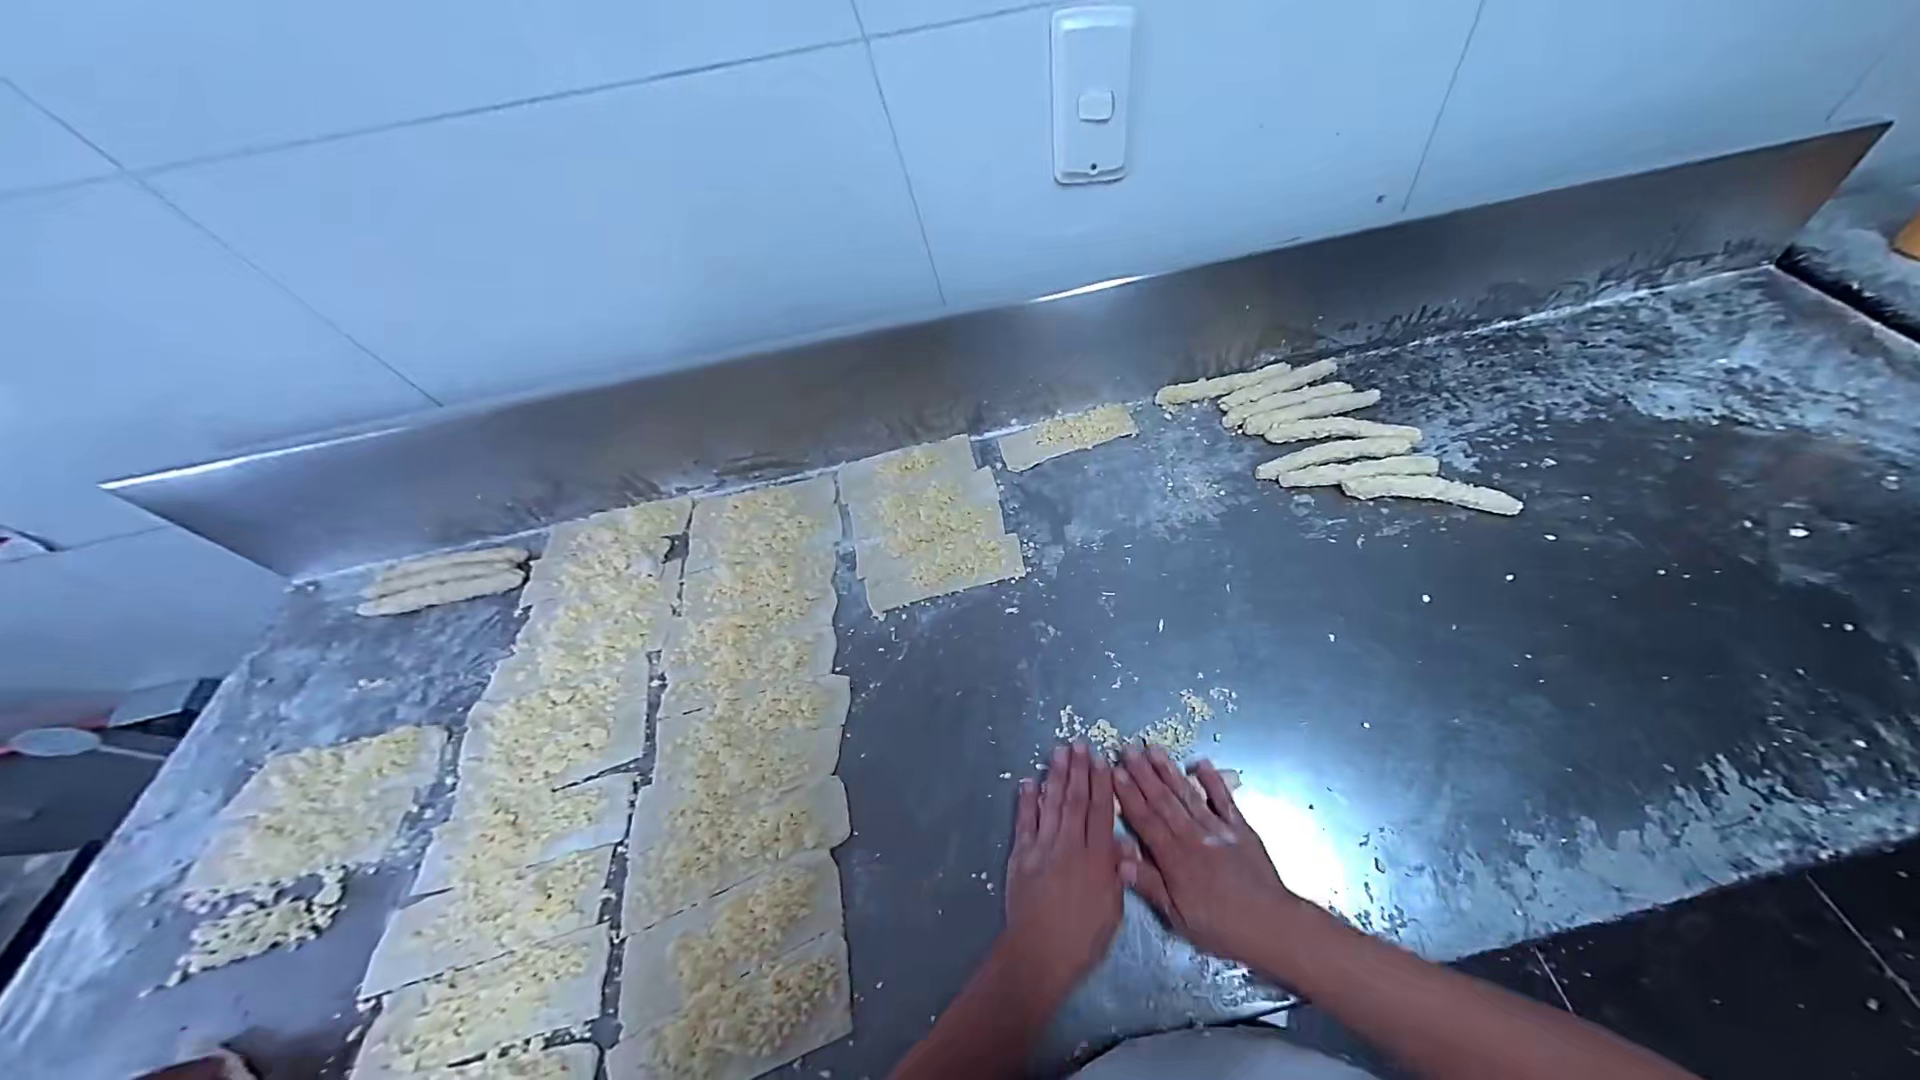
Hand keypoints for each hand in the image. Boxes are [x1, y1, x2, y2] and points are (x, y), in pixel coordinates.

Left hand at [1001, 741, 1123, 1000]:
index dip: (1102, 783)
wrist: (1040, 953)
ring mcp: (1043, 847)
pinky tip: (1030, 781)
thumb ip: (1117, 872)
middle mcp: (1070, 845)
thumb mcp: (1113, 909)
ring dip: (1056, 776)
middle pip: (1076, 800)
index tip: (1102, 760)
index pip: (1101, 812)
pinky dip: (1028, 800)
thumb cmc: (1083, 938)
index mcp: (1097, 859)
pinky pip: (1025, 821)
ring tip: (1059, 751)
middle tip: (1079, 743)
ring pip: (1052, 803)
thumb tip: (1122, 842)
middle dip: (1078, 769)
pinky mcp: (1021, 854)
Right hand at [1114, 744, 1318, 964]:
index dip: (1128, 795)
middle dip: (1142, 774)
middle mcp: (1192, 836)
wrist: (1273, 926)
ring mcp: (1217, 829)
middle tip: (1127, 749)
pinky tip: (1201, 763)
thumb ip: (1149, 884)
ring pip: (1187, 794)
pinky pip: (1224, 800)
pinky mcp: (1240, 828)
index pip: (1145, 820)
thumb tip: (1119, 858)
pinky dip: (1212, 781)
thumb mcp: (1178, 916)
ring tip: (1153, 749)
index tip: (1115, 771)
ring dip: (1168, 771)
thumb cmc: (1221, 926)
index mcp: (1174, 858)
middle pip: (1162, 800)